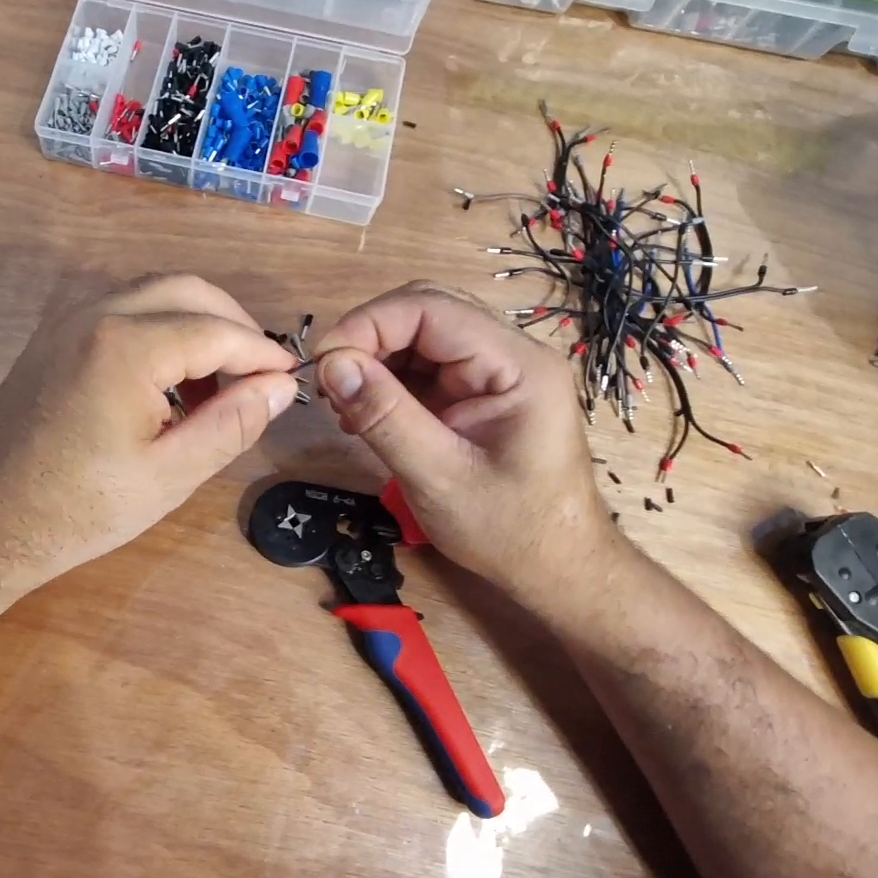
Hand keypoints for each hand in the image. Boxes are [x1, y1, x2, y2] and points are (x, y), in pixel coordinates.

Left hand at [0, 274, 300, 601]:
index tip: (291, 378)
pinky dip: (157, 330)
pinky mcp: (50, 340)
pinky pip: (118, 313)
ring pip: (150, 295)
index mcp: (125, 347)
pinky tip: (167, 383)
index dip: (261, 352)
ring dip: (194, 323)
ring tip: (217, 385)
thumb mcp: (170, 476)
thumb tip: (279, 386)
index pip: (215, 330)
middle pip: (185, 290)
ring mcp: (64, 323)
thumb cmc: (79, 511)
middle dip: (232, 323)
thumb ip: (232, 423)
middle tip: (259, 373)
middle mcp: (93, 316)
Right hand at [312, 281, 619, 608]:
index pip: (431, 310)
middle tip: (329, 382)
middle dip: (368, 339)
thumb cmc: (508, 530)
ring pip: (419, 338)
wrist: (554, 567)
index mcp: (517, 365)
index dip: (368, 324)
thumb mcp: (438, 477)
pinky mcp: (477, 393)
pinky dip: (386, 383)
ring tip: (344, 407)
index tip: (322, 363)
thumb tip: (330, 365)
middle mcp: (509, 354)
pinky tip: (364, 415)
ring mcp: (493, 372)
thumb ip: (385, 417)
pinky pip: (423, 368)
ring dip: (373, 361)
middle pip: (425, 313)